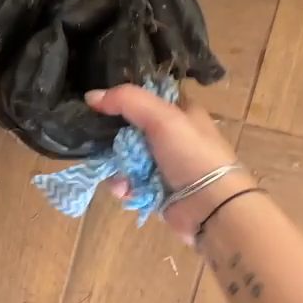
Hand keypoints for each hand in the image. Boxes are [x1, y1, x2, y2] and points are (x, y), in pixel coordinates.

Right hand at [86, 84, 248, 243]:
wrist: (212, 206)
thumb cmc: (191, 155)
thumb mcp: (162, 118)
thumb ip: (127, 100)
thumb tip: (90, 96)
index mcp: (180, 113)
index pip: (145, 99)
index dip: (121, 102)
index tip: (98, 108)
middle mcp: (172, 136)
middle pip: (129, 131)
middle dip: (114, 142)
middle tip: (104, 148)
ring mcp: (165, 164)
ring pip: (127, 159)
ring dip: (117, 169)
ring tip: (119, 180)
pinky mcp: (157, 188)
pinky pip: (131, 182)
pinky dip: (125, 187)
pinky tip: (126, 192)